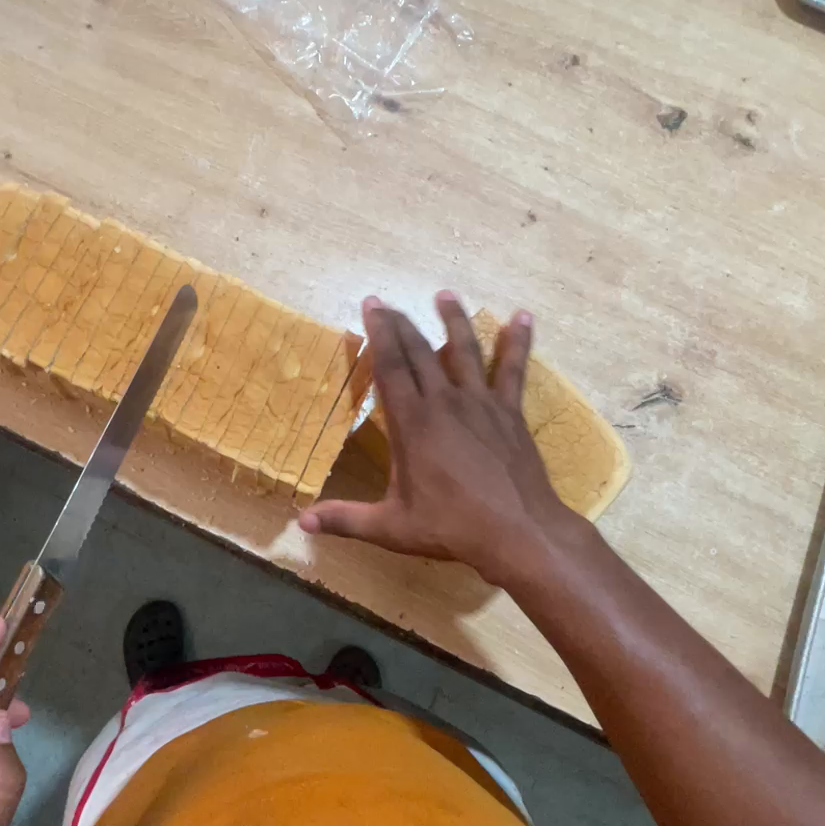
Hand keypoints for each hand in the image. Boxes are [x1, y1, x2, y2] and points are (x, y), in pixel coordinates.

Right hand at [299, 292, 589, 587]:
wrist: (518, 532)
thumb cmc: (451, 527)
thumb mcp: (391, 527)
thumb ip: (346, 519)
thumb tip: (302, 522)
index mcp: (412, 423)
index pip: (390, 367)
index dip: (378, 334)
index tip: (370, 306)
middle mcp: (445, 402)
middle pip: (420, 351)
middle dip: (401, 323)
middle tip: (387, 301)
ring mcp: (481, 403)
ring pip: (465, 349)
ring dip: (453, 319)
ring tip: (445, 294)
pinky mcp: (509, 412)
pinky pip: (512, 369)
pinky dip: (517, 342)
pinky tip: (522, 317)